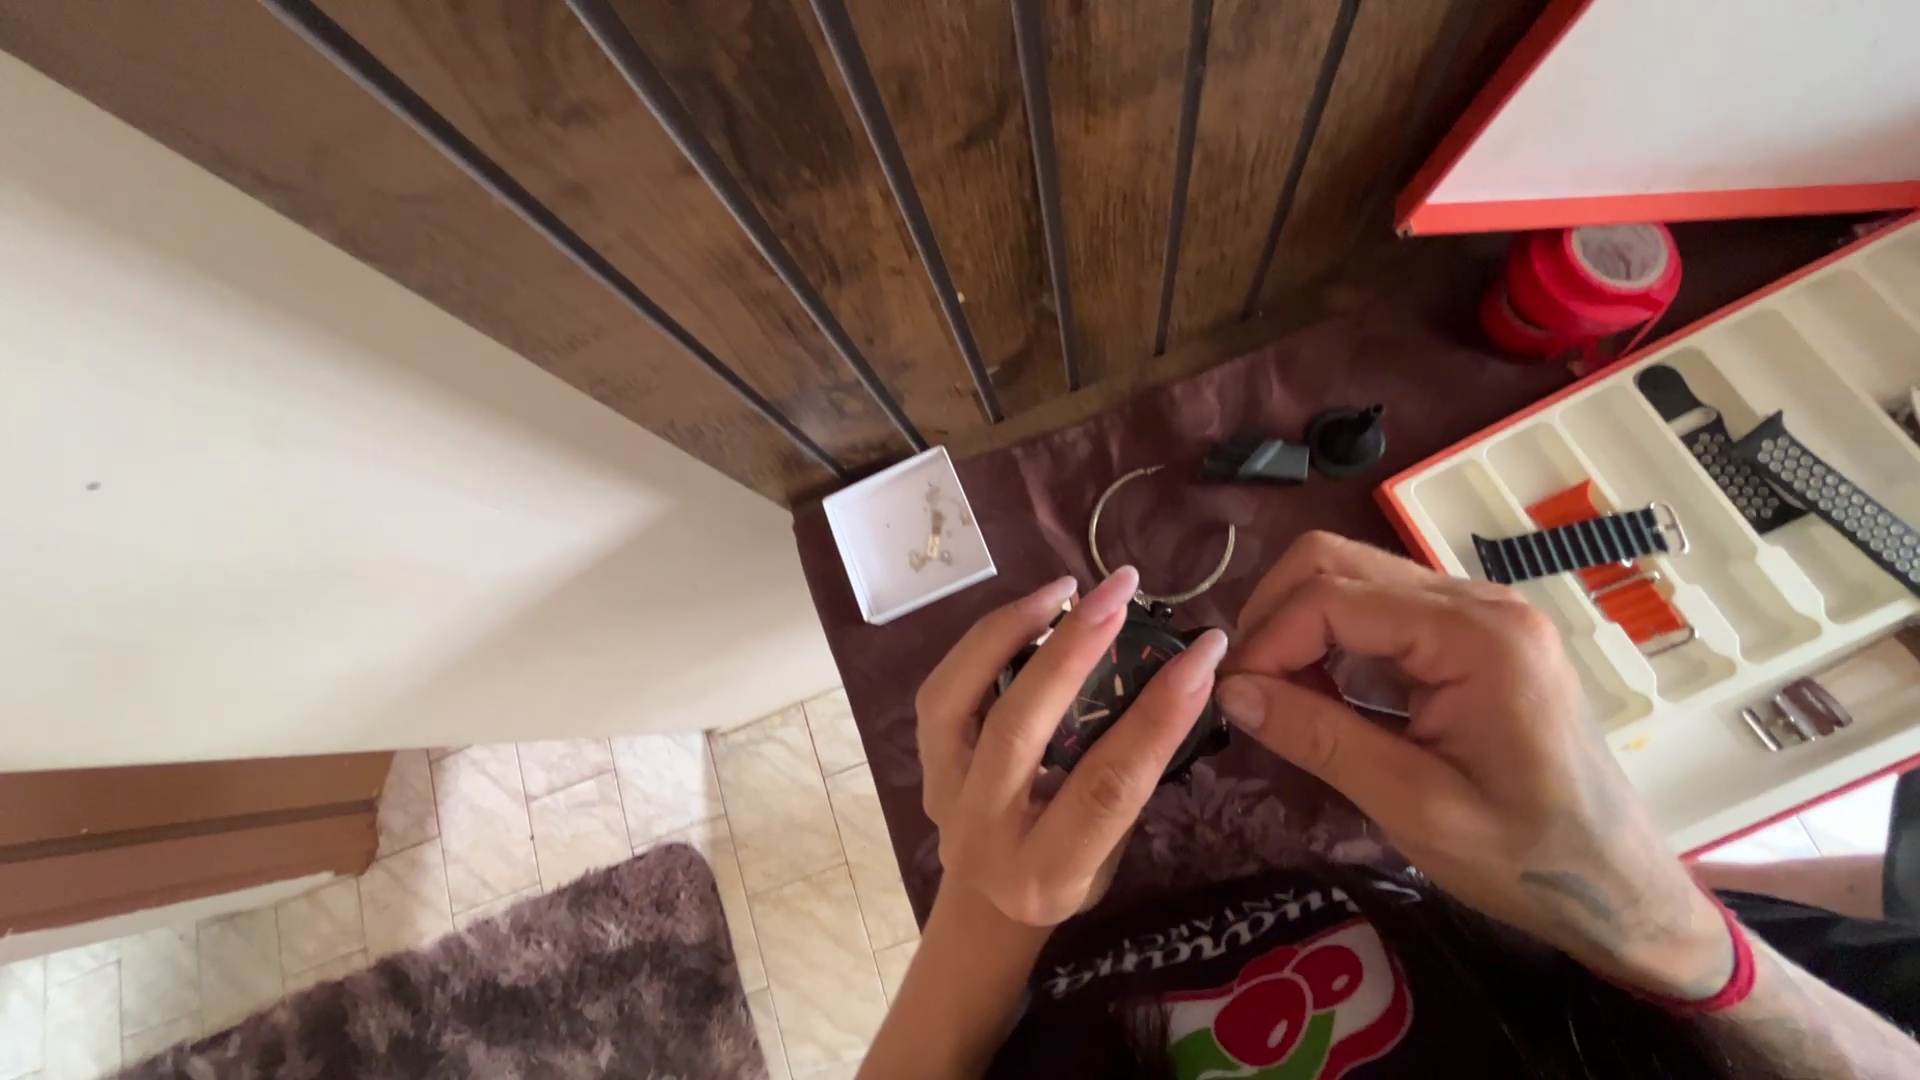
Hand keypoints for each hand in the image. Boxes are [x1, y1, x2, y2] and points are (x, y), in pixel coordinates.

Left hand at [916, 566, 1227, 925]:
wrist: (986, 908)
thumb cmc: (1068, 876)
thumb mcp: (1110, 852)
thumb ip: (1125, 777)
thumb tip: (1167, 680)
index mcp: (1049, 872)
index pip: (1107, 785)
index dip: (1159, 715)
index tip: (1204, 652)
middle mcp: (983, 832)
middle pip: (1019, 728)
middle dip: (1073, 649)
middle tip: (1120, 590)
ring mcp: (942, 793)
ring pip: (957, 698)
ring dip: (1013, 631)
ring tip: (1065, 589)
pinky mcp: (923, 762)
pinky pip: (941, 689)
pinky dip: (983, 643)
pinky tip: (1025, 612)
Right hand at [1217, 532, 1732, 998]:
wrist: (1615, 885)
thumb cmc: (1526, 856)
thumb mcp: (1413, 807)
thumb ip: (1318, 738)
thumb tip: (1228, 690)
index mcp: (1476, 637)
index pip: (1332, 597)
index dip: (1267, 640)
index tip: (1235, 698)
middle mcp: (1475, 600)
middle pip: (1333, 560)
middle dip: (1273, 616)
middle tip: (1251, 685)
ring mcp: (1471, 608)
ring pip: (1344, 572)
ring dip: (1295, 623)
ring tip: (1284, 692)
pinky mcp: (1460, 627)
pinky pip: (1369, 602)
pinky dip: (1324, 636)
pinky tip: (1322, 690)